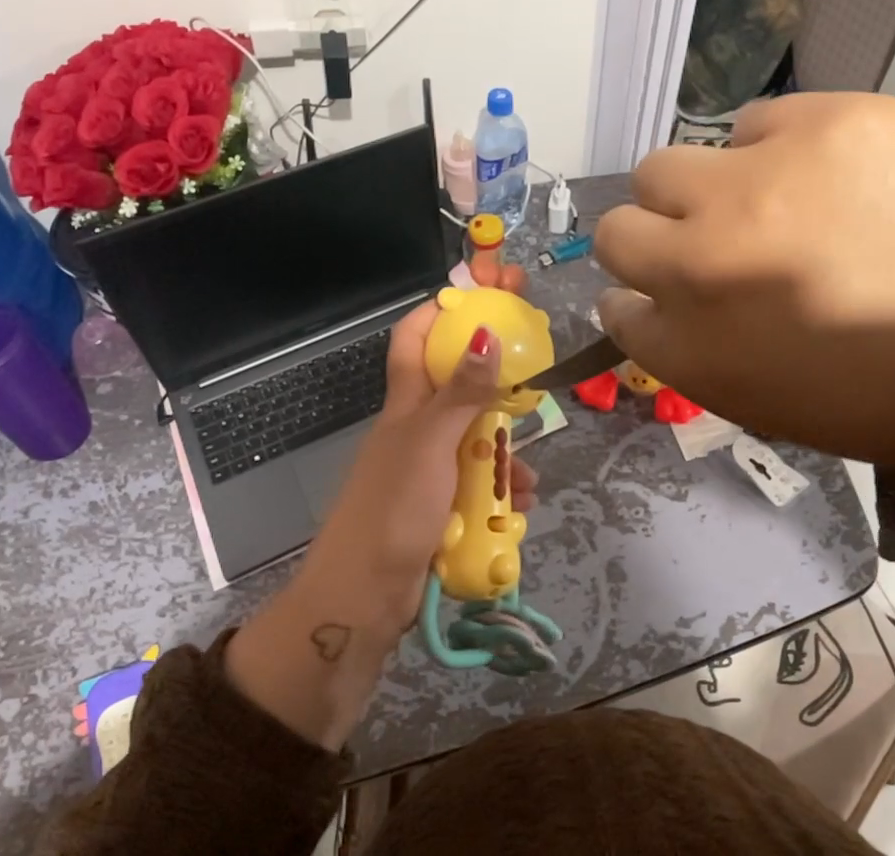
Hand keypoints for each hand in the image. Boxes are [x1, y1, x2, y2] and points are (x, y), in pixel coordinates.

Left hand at [302, 302, 536, 626]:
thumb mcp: (432, 446)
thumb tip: (488, 332)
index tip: (482, 295)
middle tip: (534, 390)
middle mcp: (414, 433)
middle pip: (458, 392)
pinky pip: (477, 491)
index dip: (440, 312)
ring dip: (504, 459)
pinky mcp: (437, 511)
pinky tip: (518, 511)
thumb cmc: (393, 511)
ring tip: (526, 482)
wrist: (361, 599)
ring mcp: (425, 474)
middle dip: (497, 394)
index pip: (414, 341)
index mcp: (405, 407)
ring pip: (475, 447)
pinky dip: (498, 498)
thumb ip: (463, 394)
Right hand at [594, 93, 894, 465]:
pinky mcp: (816, 122)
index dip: (640, 302)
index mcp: (696, 353)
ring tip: (761, 199)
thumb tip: (667, 305)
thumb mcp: (777, 404)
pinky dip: (771, 151)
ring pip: (662, 169)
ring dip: (697, 190)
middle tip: (708, 243)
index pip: (618, 311)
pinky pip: (751, 125)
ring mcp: (751, 187)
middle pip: (616, 232)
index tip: (665, 296)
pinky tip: (826, 174)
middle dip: (651, 243)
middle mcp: (700, 267)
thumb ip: (703, 355)